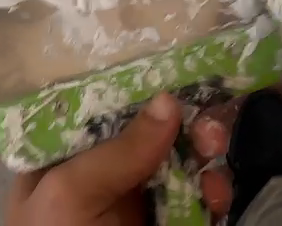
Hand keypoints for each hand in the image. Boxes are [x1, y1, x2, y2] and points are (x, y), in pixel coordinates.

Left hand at [8, 93, 199, 225]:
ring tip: (215, 153)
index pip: (101, 109)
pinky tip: (218, 195)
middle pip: (148, 132)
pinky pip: (195, 203)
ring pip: (178, 164)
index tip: (176, 71)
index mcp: (63, 160)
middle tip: (209, 127)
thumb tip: (169, 100)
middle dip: (182, 122)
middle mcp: (101, 178)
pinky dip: (212, 193)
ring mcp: (134, 209)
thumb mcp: (69, 197)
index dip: (137, 89)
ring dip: (204, 154)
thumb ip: (116, 151)